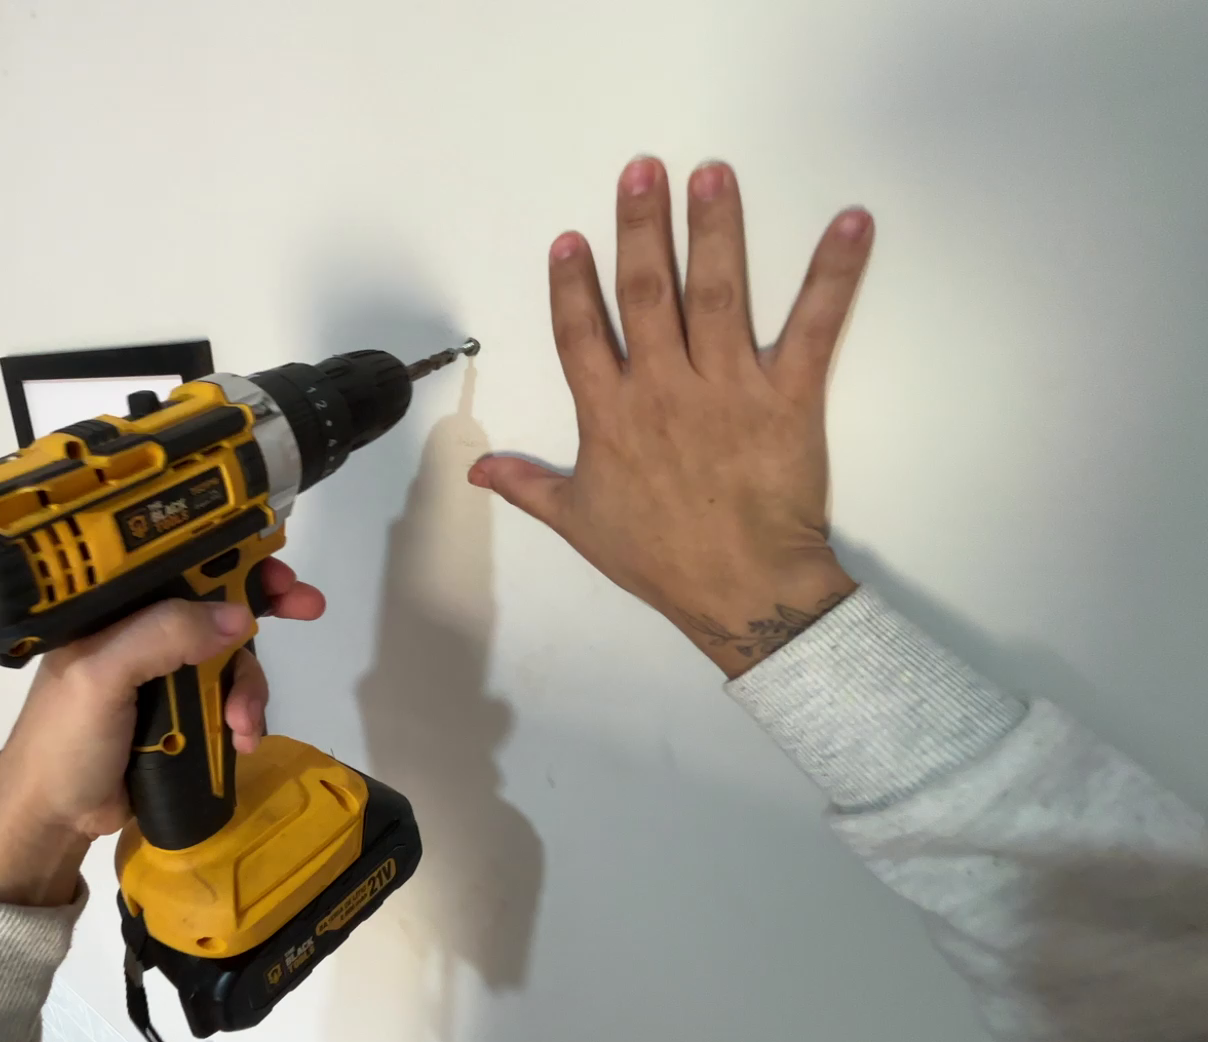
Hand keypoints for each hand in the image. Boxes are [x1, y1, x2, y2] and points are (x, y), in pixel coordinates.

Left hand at [0, 557, 325, 904]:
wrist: (53, 820)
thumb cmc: (64, 741)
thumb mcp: (103, 679)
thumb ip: (162, 638)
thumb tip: (238, 617)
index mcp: (119, 611)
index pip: (181, 567)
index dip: (232, 559)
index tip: (277, 568)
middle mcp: (146, 633)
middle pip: (217, 607)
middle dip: (265, 608)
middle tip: (310, 607)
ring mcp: (167, 675)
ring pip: (231, 659)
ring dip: (249, 688)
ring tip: (242, 726)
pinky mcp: (182, 714)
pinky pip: (229, 700)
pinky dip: (244, 717)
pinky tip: (242, 742)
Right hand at [469, 158, 869, 677]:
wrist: (739, 588)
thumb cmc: (652, 553)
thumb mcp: (574, 520)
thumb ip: (524, 485)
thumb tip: (475, 472)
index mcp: (608, 416)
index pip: (582, 336)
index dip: (572, 286)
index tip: (570, 239)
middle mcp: (662, 389)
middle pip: (645, 297)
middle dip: (640, 230)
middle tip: (642, 170)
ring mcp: (727, 388)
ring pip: (718, 296)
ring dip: (714, 232)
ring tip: (712, 174)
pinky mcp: (789, 396)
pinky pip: (813, 327)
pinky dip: (833, 274)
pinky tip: (849, 221)